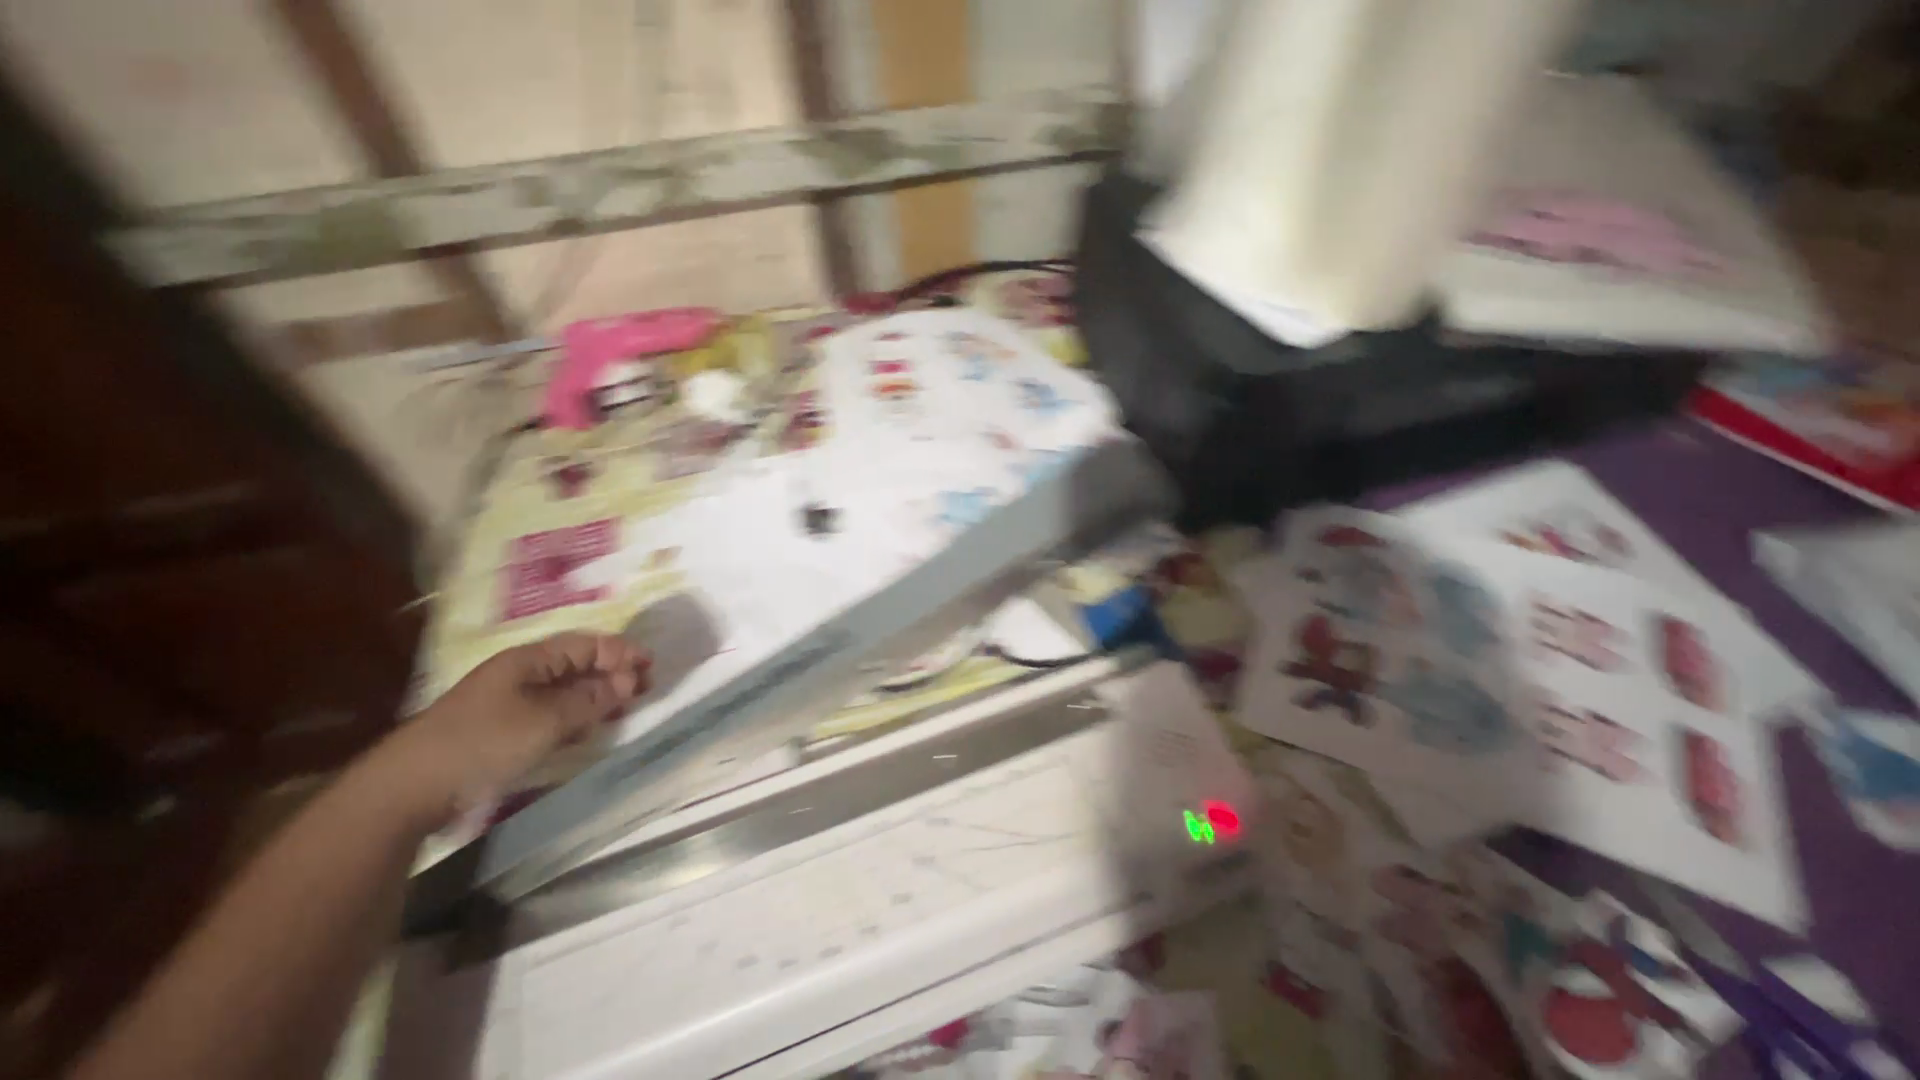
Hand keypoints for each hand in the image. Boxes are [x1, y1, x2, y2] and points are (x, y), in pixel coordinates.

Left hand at [368, 633, 651, 829]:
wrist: (411, 788)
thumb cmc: (482, 743)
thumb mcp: (545, 721)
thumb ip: (590, 700)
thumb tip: (628, 680)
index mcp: (528, 660)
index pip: (585, 644)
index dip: (620, 651)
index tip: (652, 667)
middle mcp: (520, 674)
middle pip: (576, 664)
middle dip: (613, 673)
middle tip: (646, 689)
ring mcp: (509, 703)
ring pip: (565, 691)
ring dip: (596, 697)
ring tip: (625, 710)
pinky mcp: (502, 731)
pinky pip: (551, 715)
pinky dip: (575, 718)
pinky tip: (588, 732)